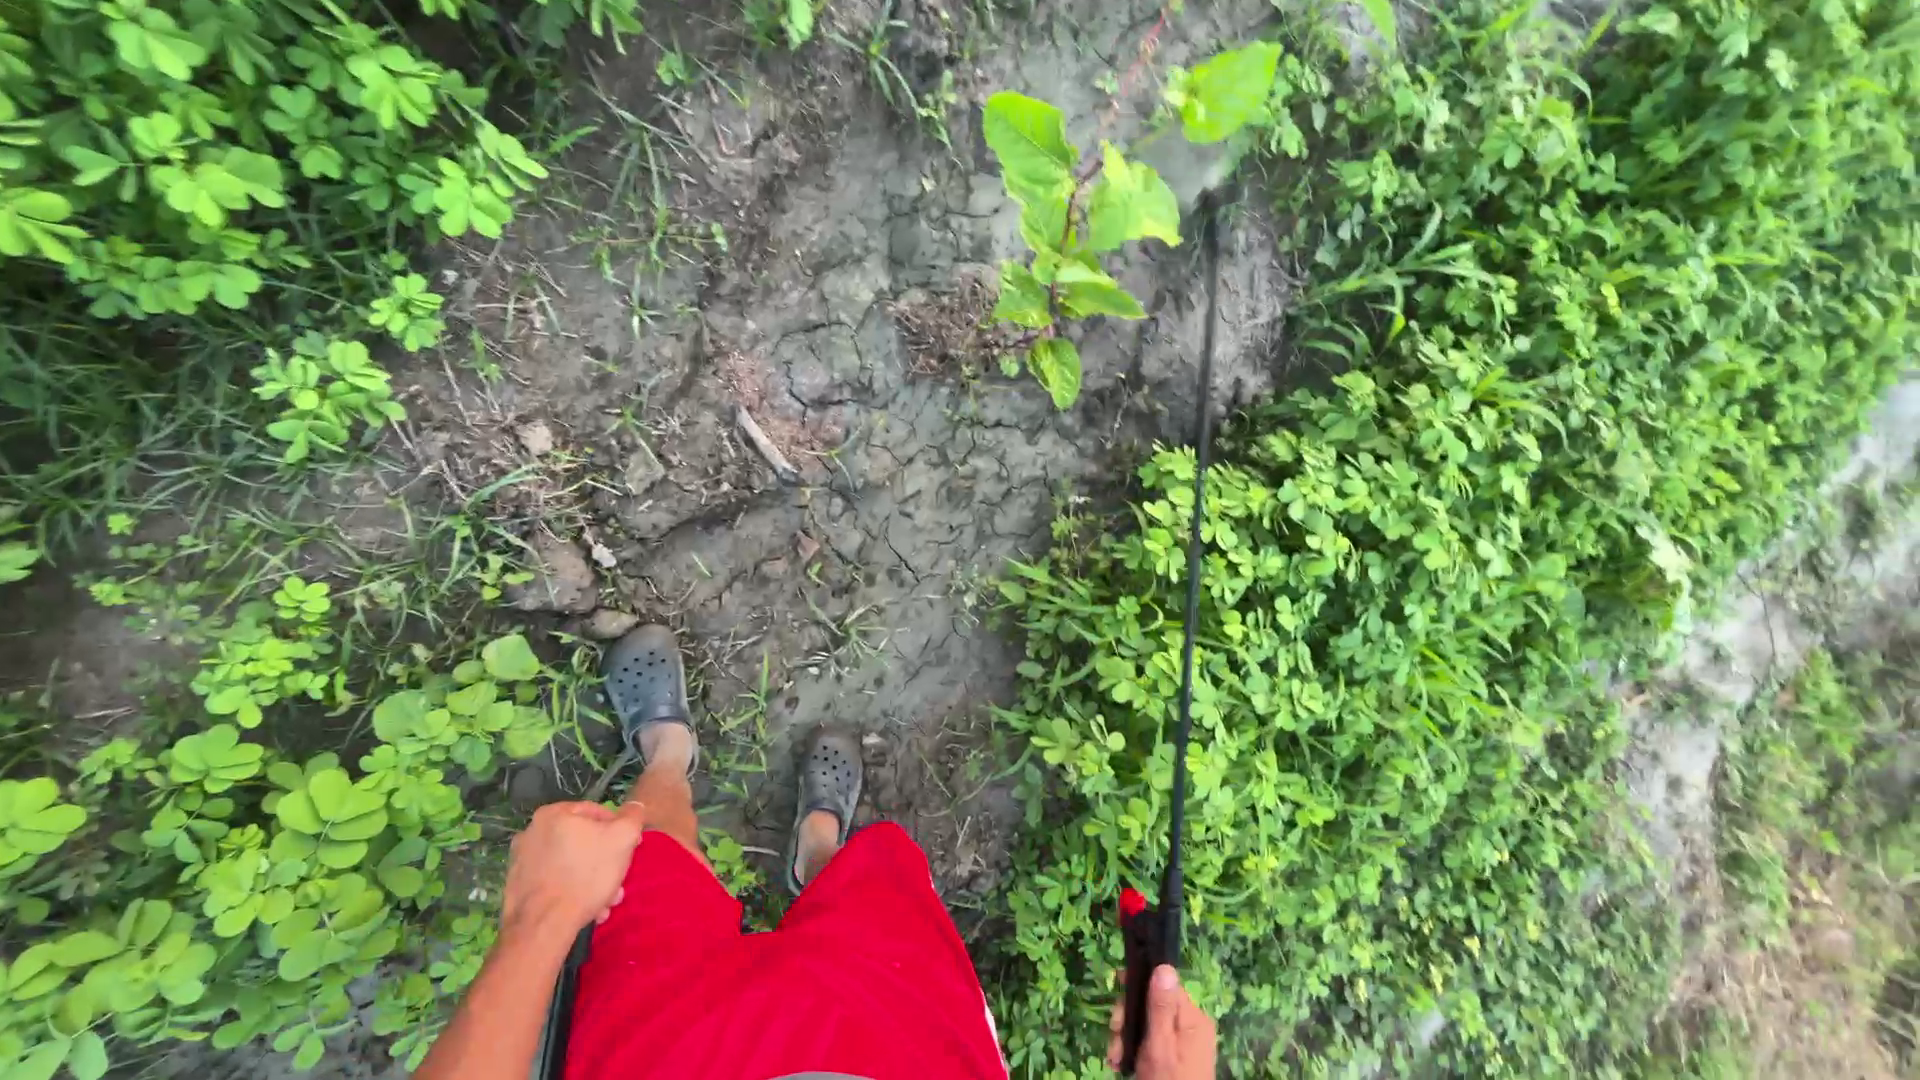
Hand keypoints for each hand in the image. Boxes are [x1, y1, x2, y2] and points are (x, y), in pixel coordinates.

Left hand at [501, 800, 645, 937]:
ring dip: (591, 879)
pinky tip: (586, 908)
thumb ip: (633, 815)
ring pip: (569, 863)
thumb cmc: (586, 874)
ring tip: (605, 901)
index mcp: (553, 813)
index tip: (630, 848)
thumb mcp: (623, 838)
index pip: (597, 812)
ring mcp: (521, 860)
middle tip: (618, 880)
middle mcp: (532, 831)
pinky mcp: (517, 886)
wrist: (544, 925)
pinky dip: (570, 890)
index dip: (619, 829)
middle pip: (582, 841)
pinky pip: (553, 880)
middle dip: (605, 861)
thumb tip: (634, 806)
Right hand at [1106, 965, 1216, 1078]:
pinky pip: (1153, 1040)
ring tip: (1115, 1057)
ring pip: (1148, 1022)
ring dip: (1126, 1036)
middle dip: (1128, 1018)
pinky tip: (1121, 1062)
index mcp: (1192, 1018)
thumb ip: (1160, 1007)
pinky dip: (1135, 1048)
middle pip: (1153, 1003)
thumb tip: (1164, 965)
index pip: (1163, 983)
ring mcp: (1184, 1042)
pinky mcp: (1176, 1056)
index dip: (1138, 987)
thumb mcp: (1160, 1046)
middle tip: (1115, 1038)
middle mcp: (1191, 1025)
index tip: (1116, 996)